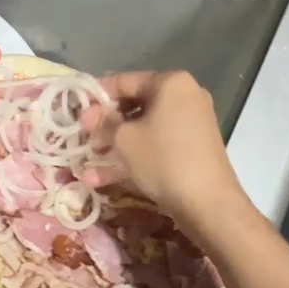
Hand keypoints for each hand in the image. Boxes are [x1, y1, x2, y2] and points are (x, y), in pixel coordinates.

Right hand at [85, 71, 245, 222]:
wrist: (211, 206)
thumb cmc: (164, 160)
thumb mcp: (125, 139)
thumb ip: (103, 122)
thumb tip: (88, 114)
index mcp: (171, 82)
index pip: (125, 80)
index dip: (97, 96)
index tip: (77, 113)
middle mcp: (185, 96)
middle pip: (135, 104)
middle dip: (106, 124)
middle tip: (83, 138)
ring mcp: (191, 124)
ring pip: (144, 128)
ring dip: (115, 145)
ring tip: (87, 161)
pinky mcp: (192, 149)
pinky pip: (157, 144)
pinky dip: (134, 156)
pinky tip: (102, 178)